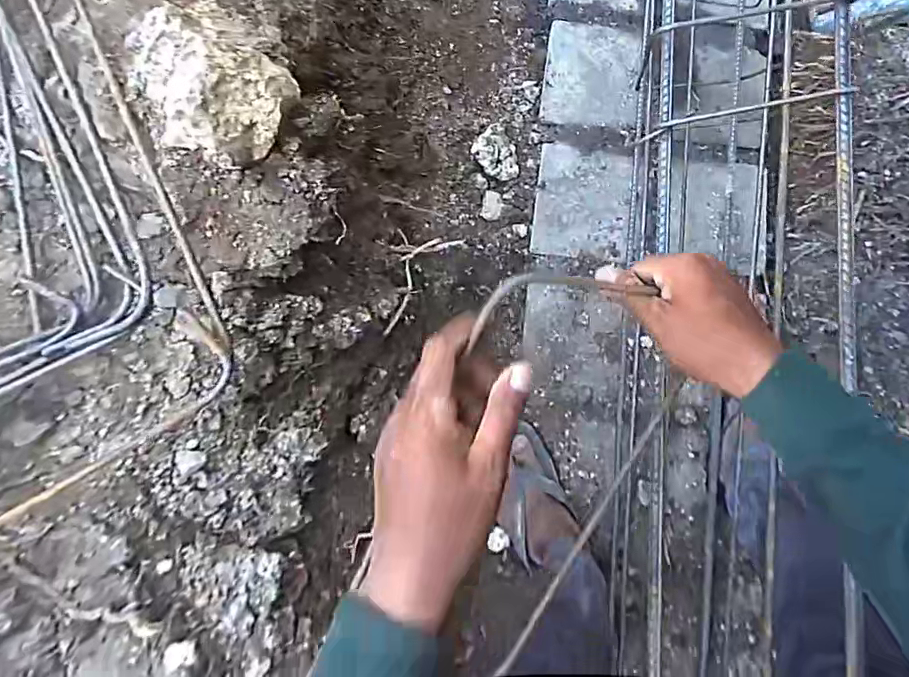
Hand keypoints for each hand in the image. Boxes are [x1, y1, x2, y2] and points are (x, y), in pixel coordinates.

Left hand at [360, 316, 532, 631]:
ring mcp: (390, 438)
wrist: (407, 580)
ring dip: (457, 395)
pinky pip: (415, 418)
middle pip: (433, 372)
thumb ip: (504, 409)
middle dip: (469, 372)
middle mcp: (401, 418)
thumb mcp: (491, 463)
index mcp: (427, 413)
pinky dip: (441, 415)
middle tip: (500, 394)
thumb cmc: (454, 522)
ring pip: (425, 395)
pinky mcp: (388, 457)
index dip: (462, 332)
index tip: (486, 328)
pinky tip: (461, 446)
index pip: (438, 351)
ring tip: (485, 427)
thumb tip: (520, 368)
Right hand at [597, 254, 780, 397]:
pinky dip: (694, 309)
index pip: (641, 268)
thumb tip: (604, 274)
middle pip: (662, 274)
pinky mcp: (731, 289)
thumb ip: (631, 295)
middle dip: (658, 300)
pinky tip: (701, 332)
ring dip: (675, 306)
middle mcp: (704, 261)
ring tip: (685, 333)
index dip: (635, 293)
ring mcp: (721, 274)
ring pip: (681, 285)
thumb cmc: (706, 345)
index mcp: (684, 263)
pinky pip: (701, 291)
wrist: (753, 365)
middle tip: (665, 329)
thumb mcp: (659, 322)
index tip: (641, 316)